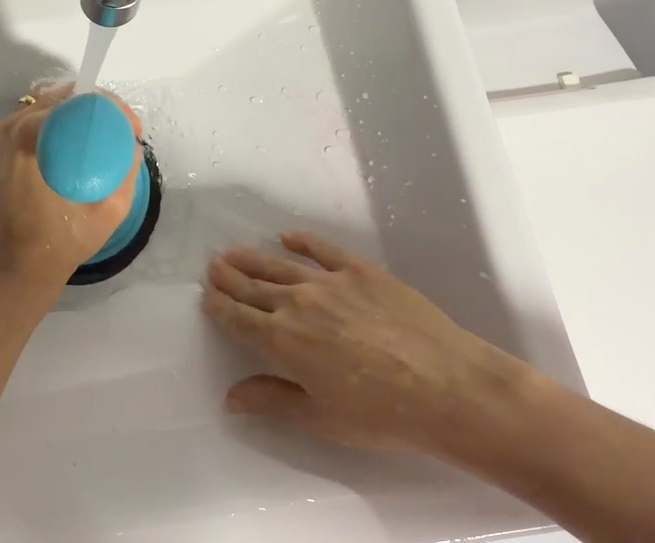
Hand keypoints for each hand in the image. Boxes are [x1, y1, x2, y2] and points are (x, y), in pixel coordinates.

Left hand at [0, 82, 139, 287]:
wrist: (15, 267)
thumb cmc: (60, 241)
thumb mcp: (107, 212)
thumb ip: (125, 175)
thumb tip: (132, 148)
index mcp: (31, 135)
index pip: (75, 99)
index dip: (109, 104)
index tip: (131, 125)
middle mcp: (10, 128)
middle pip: (58, 96)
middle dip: (93, 103)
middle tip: (120, 125)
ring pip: (41, 106)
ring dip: (72, 111)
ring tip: (100, 130)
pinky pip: (28, 124)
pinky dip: (53, 125)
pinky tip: (73, 143)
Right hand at [203, 230, 532, 457]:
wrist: (448, 387)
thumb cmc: (382, 414)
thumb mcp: (321, 419)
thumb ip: (272, 401)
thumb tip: (231, 397)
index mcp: (282, 341)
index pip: (238, 318)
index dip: (219, 306)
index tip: (207, 295)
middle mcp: (296, 303)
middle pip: (253, 287)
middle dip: (229, 277)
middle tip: (213, 266)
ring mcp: (329, 282)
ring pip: (279, 265)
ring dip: (252, 258)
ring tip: (234, 251)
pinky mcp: (360, 270)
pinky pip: (321, 249)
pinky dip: (301, 240)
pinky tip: (287, 236)